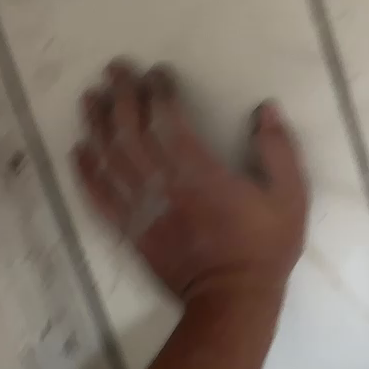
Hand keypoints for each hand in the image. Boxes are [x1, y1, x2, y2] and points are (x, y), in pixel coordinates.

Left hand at [72, 60, 307, 305]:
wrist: (233, 299)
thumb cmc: (265, 245)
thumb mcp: (290, 194)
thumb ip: (278, 149)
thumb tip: (265, 110)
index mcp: (200, 172)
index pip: (168, 121)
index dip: (159, 92)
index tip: (157, 72)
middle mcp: (163, 185)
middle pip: (130, 132)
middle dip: (121, 96)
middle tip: (115, 69)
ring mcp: (141, 209)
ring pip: (109, 159)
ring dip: (97, 125)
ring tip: (89, 97)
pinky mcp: (130, 231)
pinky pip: (98, 196)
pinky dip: (85, 171)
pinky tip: (78, 151)